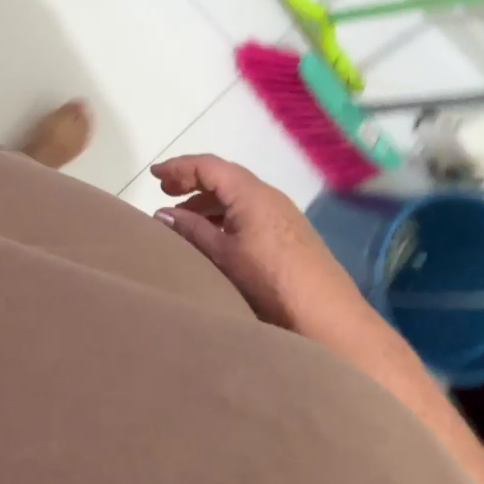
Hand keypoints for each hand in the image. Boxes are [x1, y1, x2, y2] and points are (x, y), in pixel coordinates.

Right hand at [149, 154, 369, 333]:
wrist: (330, 318)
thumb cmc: (270, 280)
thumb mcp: (222, 255)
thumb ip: (191, 229)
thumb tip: (162, 213)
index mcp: (251, 194)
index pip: (209, 166)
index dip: (179, 167)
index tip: (154, 175)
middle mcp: (269, 196)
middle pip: (225, 176)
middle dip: (192, 180)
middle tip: (165, 191)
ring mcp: (284, 214)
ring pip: (238, 194)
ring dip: (208, 200)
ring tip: (184, 217)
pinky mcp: (291, 233)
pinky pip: (250, 210)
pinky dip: (225, 213)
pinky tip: (215, 235)